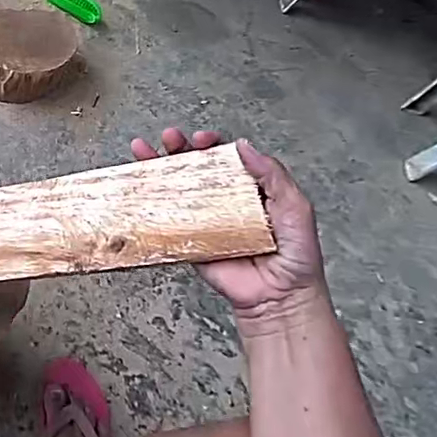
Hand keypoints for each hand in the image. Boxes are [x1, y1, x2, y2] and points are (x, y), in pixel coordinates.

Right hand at [131, 129, 325, 334]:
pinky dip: (151, 204)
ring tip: (144, 151)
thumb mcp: (295, 206)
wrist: (281, 298)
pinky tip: (140, 187)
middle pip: (195, 167)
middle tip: (170, 138)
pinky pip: (169, 221)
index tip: (203, 138)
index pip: (224, 157)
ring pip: (177, 188)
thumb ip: (273, 174)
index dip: (211, 144)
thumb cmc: (296, 256)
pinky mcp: (190, 242)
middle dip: (179, 148)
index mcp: (248, 188)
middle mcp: (224, 200)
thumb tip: (244, 146)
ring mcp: (205, 220)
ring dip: (159, 167)